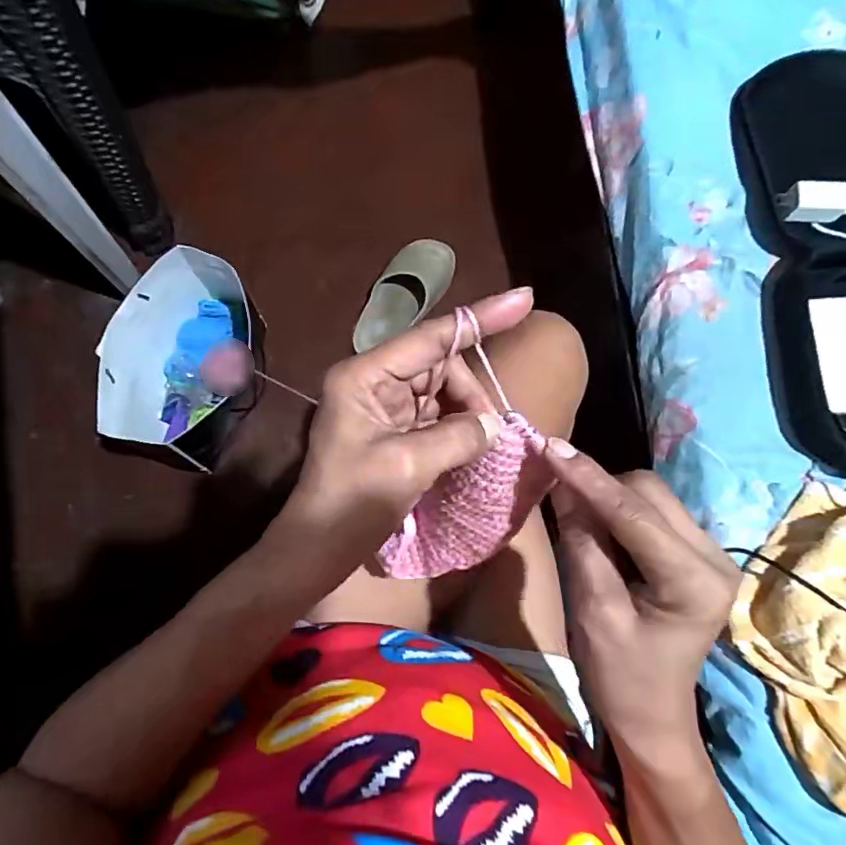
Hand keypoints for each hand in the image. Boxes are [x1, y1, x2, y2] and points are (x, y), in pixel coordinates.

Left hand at [271, 287, 534, 570]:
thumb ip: (458, 436)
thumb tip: (495, 425)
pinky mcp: (389, 430)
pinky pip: (433, 415)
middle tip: (494, 429)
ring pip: (440, 390)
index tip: (526, 299)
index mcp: (364, 376)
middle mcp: (371, 381)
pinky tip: (473, 445)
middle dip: (471, 391)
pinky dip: (456, 427)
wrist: (319, 545)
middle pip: (438, 364)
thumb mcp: (409, 465)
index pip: (430, 336)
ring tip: (484, 443)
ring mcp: (380, 406)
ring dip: (467, 412)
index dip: (480, 318)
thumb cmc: (353, 502)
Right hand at [542, 442, 736, 757]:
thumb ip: (582, 545)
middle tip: (554, 493)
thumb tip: (562, 487)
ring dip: (607, 497)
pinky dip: (618, 511)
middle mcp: (715, 558)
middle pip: (649, 493)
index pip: (634, 513)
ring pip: (651, 497)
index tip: (550, 447)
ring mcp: (712, 554)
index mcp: (695, 580)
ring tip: (573, 517)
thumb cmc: (620, 676)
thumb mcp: (593, 612)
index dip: (588, 478)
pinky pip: (652, 513)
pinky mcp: (697, 555)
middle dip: (598, 486)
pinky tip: (596, 528)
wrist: (652, 715)